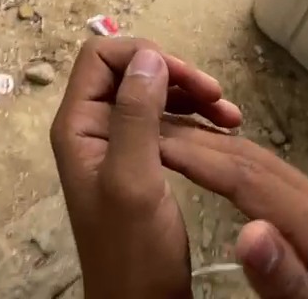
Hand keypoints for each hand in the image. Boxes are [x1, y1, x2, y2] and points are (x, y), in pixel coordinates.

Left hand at [49, 38, 242, 298]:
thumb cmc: (134, 252)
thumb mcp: (134, 181)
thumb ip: (136, 115)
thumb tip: (148, 56)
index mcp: (77, 123)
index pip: (99, 57)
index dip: (140, 54)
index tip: (185, 76)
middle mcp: (92, 125)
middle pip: (127, 70)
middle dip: (172, 73)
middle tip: (216, 95)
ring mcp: (115, 143)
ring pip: (149, 92)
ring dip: (188, 93)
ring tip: (229, 113)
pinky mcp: (139, 160)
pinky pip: (163, 120)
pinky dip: (192, 116)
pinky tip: (223, 127)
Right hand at [159, 125, 307, 298]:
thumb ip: (288, 282)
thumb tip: (248, 230)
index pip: (248, 177)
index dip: (197, 155)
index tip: (150, 139)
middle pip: (253, 159)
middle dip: (197, 139)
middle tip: (145, 126)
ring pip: (261, 160)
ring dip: (212, 143)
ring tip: (166, 135)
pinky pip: (270, 173)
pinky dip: (232, 160)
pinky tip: (214, 162)